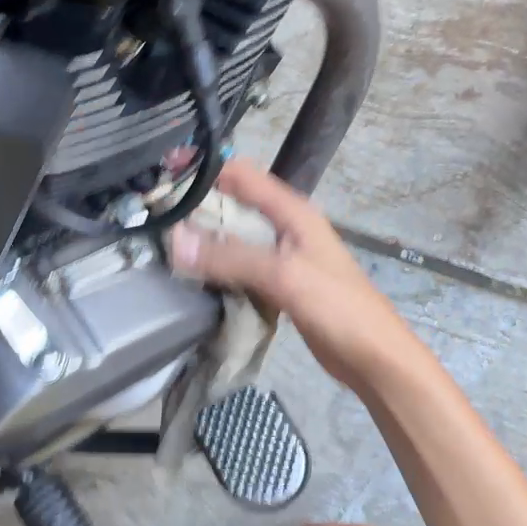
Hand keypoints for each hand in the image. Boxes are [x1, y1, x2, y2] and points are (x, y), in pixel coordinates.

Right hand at [166, 158, 412, 387]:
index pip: (240, 173)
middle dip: (194, 203)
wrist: (374, 358)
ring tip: (161, 239)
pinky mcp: (276, 283)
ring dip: (201, 235)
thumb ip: (230, 256)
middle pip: (232, 202)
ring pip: (232, 234)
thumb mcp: (282, 275)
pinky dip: (214, 264)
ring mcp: (280, 255)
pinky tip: (190, 273)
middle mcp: (284, 226)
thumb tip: (174, 239)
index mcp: (292, 211)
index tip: (163, 172)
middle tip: (152, 212)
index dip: (203, 167)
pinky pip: (237, 264)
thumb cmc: (338, 308)